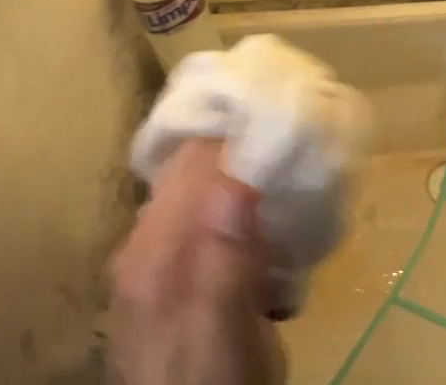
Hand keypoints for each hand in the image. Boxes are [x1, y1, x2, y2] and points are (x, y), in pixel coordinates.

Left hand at [111, 139, 286, 384]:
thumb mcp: (224, 334)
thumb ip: (224, 262)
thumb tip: (235, 180)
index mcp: (155, 251)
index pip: (195, 157)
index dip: (241, 128)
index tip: (290, 111)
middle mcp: (147, 245)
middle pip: (193, 165)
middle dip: (244, 142)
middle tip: (299, 132)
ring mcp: (158, 261)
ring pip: (201, 187)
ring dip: (245, 170)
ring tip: (292, 165)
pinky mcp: (177, 278)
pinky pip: (208, 215)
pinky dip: (241, 202)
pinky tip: (271, 214)